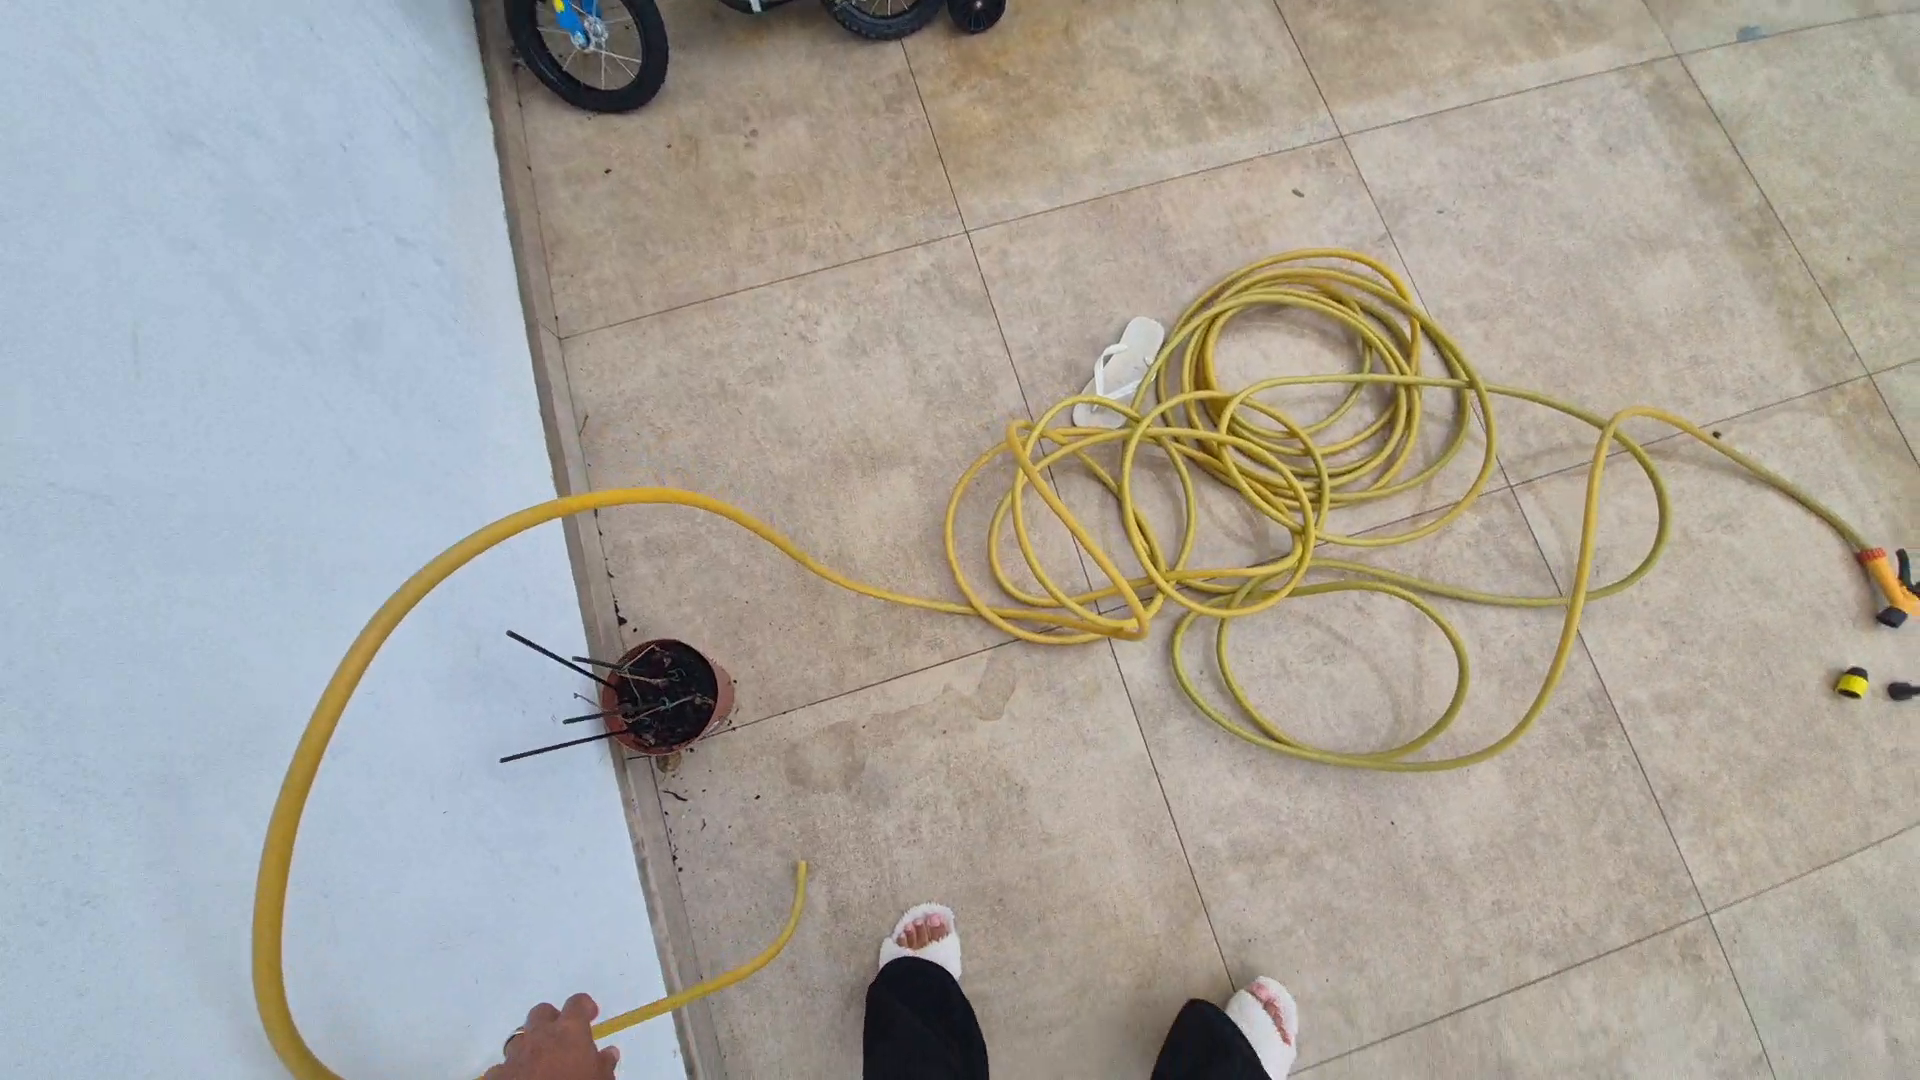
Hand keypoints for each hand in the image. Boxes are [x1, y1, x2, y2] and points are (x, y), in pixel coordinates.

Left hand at [485, 993, 619, 1078]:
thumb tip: (608, 1054)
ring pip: (517, 1039)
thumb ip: (604, 1064)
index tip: (591, 1018)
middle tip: (560, 1038)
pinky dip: (509, 1073)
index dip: (584, 1007)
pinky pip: (500, 1069)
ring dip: (528, 1047)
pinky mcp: (494, 1078)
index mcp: (569, 1030)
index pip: (577, 1002)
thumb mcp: (601, 1079)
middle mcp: (540, 1036)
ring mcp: (514, 1057)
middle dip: (549, 1021)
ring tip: (538, 1065)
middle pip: (540, 1013)